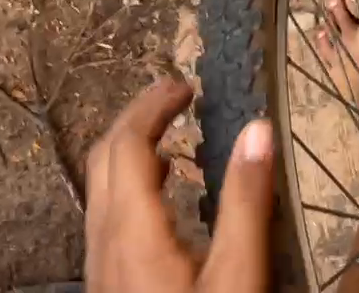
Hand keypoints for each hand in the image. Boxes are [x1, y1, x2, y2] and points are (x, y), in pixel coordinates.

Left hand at [84, 76, 276, 291]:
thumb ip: (246, 202)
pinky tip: (162, 188)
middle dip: (138, 115)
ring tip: (170, 128)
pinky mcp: (107, 283)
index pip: (128, 143)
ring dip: (131, 144)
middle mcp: (104, 242)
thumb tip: (258, 127)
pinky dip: (130, 176)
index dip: (154, 105)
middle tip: (178, 94)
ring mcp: (100, 265)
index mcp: (132, 230)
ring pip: (100, 185)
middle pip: (104, 157)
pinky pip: (107, 210)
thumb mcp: (238, 277)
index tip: (189, 85)